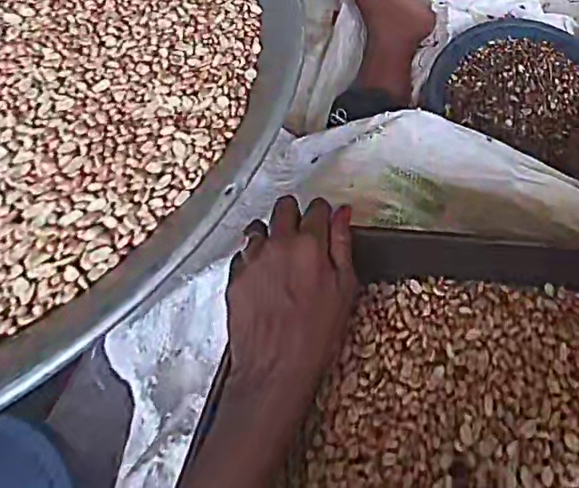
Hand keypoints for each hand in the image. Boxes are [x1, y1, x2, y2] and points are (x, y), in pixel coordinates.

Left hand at [225, 196, 358, 406]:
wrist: (273, 371)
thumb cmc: (316, 333)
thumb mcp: (345, 287)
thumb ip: (342, 244)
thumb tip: (342, 213)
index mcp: (311, 242)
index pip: (317, 207)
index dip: (323, 215)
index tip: (324, 226)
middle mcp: (279, 243)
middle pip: (284, 207)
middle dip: (294, 214)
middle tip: (301, 236)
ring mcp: (252, 259)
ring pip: (259, 227)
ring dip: (270, 234)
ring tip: (278, 255)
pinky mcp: (234, 278)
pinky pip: (242, 254)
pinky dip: (252, 258)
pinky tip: (262, 276)